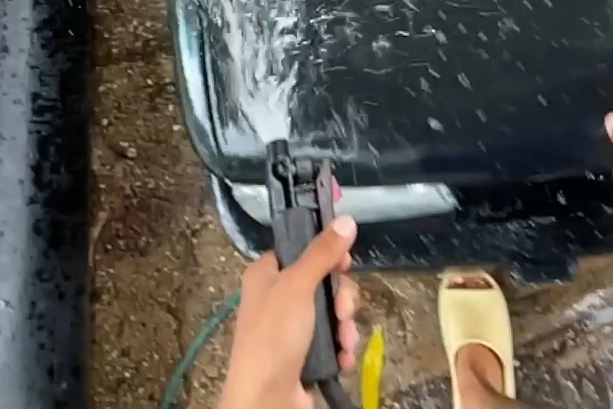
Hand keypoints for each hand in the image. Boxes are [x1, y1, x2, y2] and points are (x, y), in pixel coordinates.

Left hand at [218, 216, 361, 408]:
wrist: (266, 403)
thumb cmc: (273, 335)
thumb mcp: (298, 286)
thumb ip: (322, 253)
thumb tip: (346, 220)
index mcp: (267, 273)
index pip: (301, 247)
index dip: (325, 250)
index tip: (345, 259)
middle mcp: (278, 296)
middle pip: (323, 279)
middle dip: (341, 296)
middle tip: (343, 309)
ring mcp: (292, 327)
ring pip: (332, 309)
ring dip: (345, 323)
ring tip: (344, 339)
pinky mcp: (305, 353)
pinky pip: (333, 337)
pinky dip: (342, 345)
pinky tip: (343, 356)